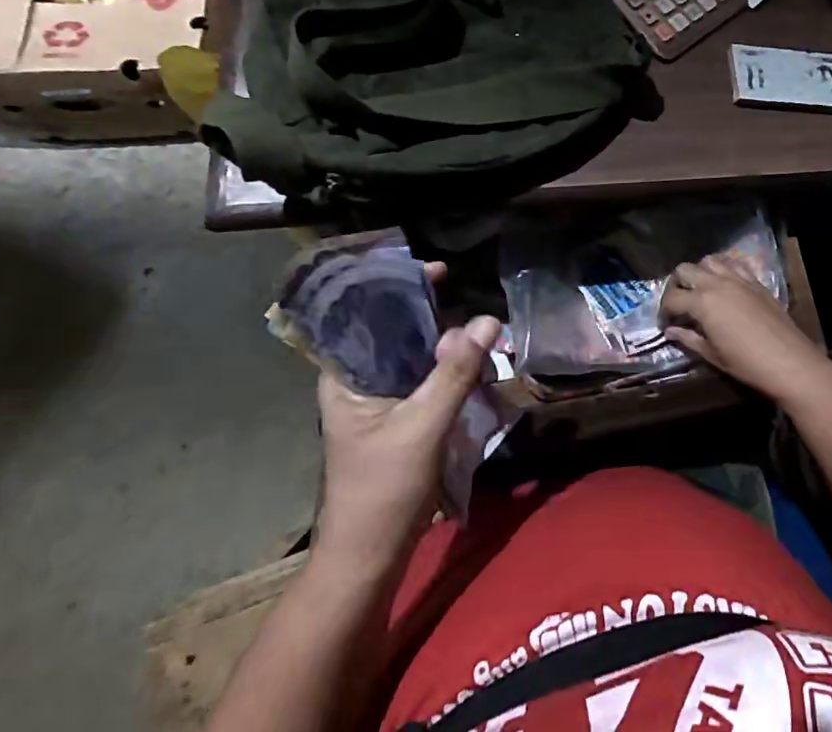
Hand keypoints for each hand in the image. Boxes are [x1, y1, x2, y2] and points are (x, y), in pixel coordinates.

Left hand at [315, 267, 498, 563]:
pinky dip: (445, 371)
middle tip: (471, 302)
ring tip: (478, 329)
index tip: (440, 271)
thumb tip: (487, 320)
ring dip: (443, 344)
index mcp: (343, 374)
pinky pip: (421, 381)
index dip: (401, 287)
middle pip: (394, 332)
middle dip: (432, 315)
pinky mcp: (395, 420)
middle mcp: (356, 380)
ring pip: (411, 358)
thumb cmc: (383, 490)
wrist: (369, 559)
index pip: (368, 314)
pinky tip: (471, 364)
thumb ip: (454, 374)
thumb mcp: (422, 427)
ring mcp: (376, 402)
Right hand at [659, 255, 831, 408]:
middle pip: (684, 270)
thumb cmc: (747, 363)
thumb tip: (671, 330)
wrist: (790, 362)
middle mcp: (716, 283)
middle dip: (676, 285)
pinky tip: (724, 284)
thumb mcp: (712, 355)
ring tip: (700, 290)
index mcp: (701, 303)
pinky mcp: (755, 282)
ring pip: (708, 260)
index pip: (671, 298)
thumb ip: (688, 338)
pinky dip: (724, 269)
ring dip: (699, 272)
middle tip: (679, 303)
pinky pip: (734, 264)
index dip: (664, 311)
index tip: (665, 323)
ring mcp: (737, 279)